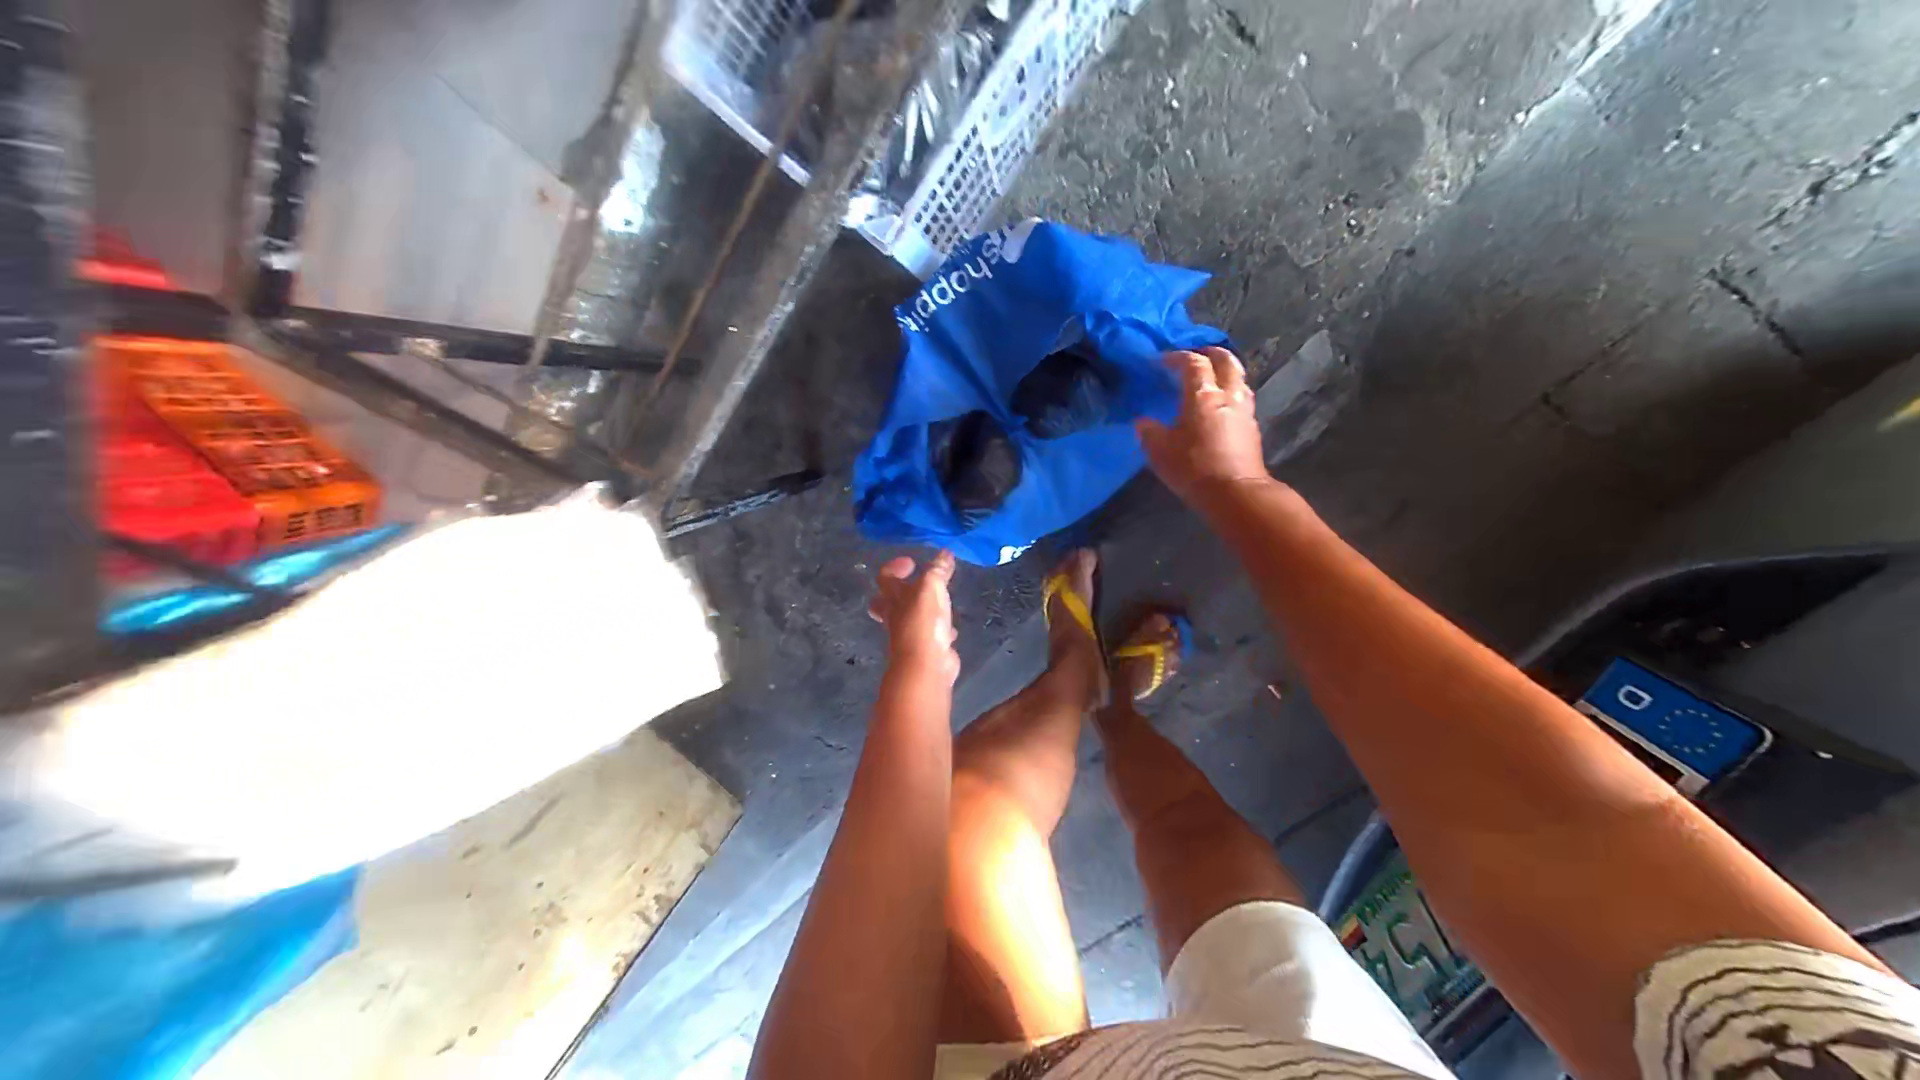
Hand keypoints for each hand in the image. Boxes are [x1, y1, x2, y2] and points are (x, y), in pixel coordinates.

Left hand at [867, 551, 958, 680]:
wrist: (926, 664)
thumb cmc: (923, 621)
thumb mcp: (931, 587)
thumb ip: (938, 570)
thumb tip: (945, 553)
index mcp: (893, 598)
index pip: (884, 577)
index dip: (894, 567)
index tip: (912, 562)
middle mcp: (896, 616)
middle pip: (887, 602)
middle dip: (899, 592)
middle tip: (916, 584)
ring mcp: (910, 635)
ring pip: (911, 618)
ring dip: (923, 610)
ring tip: (941, 602)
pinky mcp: (925, 649)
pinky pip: (930, 635)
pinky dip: (939, 630)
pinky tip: (952, 629)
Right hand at [1137, 347, 1271, 505]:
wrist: (1235, 493)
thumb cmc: (1193, 468)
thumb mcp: (1159, 451)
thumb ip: (1149, 431)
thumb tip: (1143, 422)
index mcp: (1202, 395)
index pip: (1192, 363)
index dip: (1176, 357)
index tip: (1161, 361)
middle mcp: (1228, 395)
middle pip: (1225, 360)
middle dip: (1209, 353)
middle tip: (1194, 356)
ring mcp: (1244, 410)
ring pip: (1238, 377)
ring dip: (1224, 371)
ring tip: (1209, 379)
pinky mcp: (1252, 427)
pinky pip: (1241, 397)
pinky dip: (1230, 391)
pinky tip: (1219, 405)